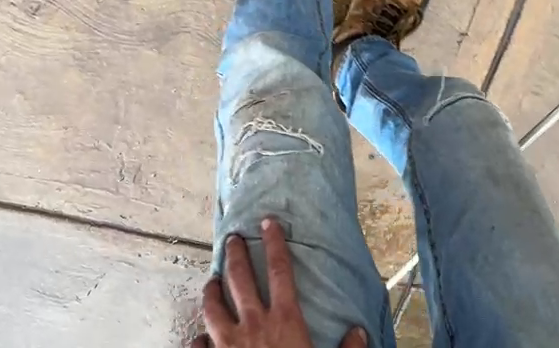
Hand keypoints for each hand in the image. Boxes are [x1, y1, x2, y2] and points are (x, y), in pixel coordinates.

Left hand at [191, 218, 368, 347]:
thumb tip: (360, 331)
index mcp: (285, 321)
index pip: (280, 270)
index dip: (274, 243)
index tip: (268, 222)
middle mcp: (254, 325)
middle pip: (240, 278)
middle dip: (235, 254)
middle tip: (232, 239)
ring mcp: (229, 345)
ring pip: (213, 307)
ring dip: (211, 291)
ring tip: (211, 281)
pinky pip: (199, 346)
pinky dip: (198, 340)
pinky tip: (199, 337)